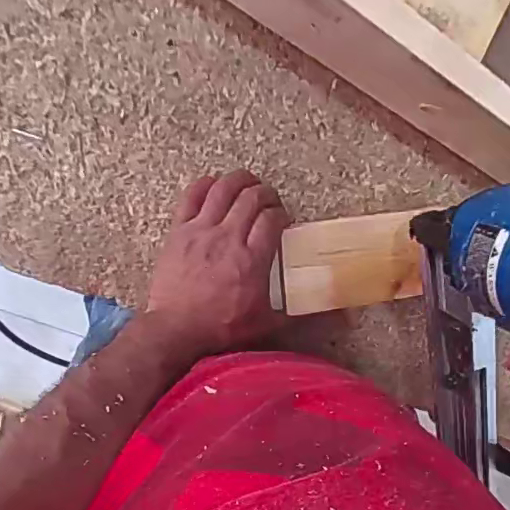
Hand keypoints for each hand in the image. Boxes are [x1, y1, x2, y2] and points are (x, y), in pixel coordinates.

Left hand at [144, 170, 289, 355]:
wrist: (177, 329)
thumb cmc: (221, 328)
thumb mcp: (267, 323)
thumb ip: (298, 314)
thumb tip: (332, 316)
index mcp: (252, 260)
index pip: (272, 219)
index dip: (282, 214)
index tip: (284, 219)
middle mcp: (228, 239)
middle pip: (251, 198)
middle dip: (266, 194)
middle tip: (271, 200)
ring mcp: (201, 231)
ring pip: (223, 190)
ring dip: (239, 180)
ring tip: (248, 181)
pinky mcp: (180, 231)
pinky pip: (192, 196)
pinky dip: (205, 185)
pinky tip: (214, 184)